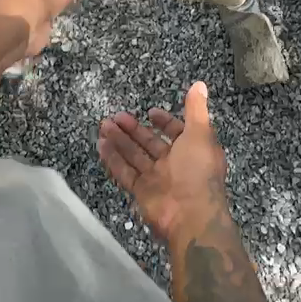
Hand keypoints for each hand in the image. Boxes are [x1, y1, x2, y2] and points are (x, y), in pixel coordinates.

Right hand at [98, 81, 228, 244]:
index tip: (150, 111)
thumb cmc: (197, 172)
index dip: (164, 122)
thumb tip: (200, 84)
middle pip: (150, 143)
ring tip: (103, 124)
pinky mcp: (142, 192)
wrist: (191, 217)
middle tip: (115, 115)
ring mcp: (157, 179)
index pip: (176, 133)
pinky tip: (100, 144)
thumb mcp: (200, 134)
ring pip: (135, 156)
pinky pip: (125, 172)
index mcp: (192, 151)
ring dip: (120, 140)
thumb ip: (196, 109)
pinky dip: (113, 158)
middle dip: (134, 129)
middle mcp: (175, 165)